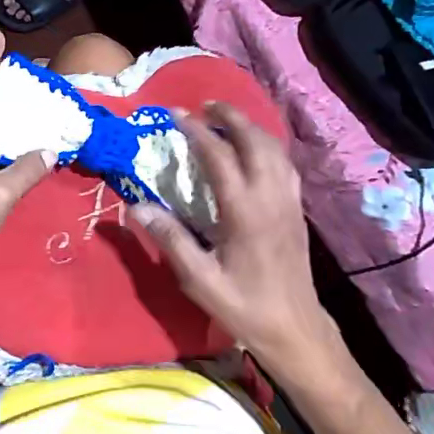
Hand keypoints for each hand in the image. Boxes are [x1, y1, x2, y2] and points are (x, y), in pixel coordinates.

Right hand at [131, 104, 339, 367]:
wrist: (294, 327)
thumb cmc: (243, 306)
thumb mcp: (199, 279)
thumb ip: (170, 239)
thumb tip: (136, 207)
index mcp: (245, 211)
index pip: (220, 156)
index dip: (197, 130)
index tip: (176, 114)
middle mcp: (270, 196)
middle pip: (254, 140)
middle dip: (230, 116)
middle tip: (204, 105)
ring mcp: (289, 200)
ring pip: (274, 148)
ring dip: (250, 127)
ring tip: (226, 119)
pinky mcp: (297, 209)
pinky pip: (284, 163)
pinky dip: (267, 145)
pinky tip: (254, 149)